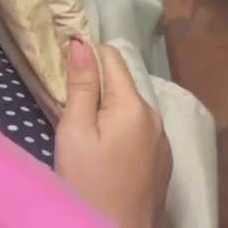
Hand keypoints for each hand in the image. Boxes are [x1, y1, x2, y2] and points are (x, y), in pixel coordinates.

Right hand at [55, 38, 170, 227]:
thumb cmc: (89, 185)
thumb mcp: (75, 131)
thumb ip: (81, 84)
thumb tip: (81, 41)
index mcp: (135, 106)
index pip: (111, 57)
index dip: (86, 56)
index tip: (65, 72)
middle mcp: (155, 119)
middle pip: (121, 83)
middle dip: (95, 87)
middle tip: (69, 110)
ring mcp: (162, 143)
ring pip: (128, 107)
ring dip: (106, 110)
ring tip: (84, 134)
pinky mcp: (162, 164)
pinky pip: (137, 130)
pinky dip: (119, 130)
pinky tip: (104, 154)